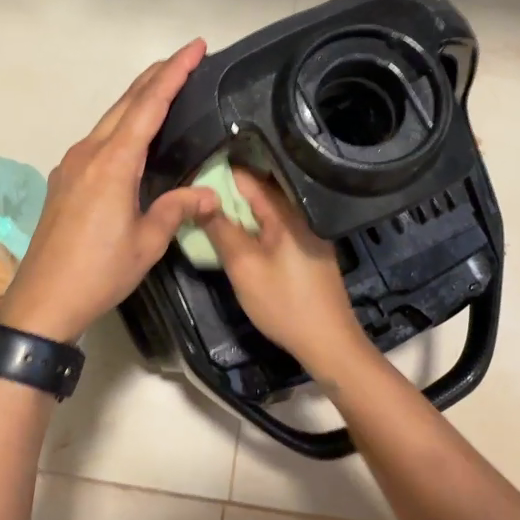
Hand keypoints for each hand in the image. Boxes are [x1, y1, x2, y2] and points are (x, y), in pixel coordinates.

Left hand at [0, 40, 221, 341]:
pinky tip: (133, 136)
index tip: (195, 47)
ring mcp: (71, 165)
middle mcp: (89, 153)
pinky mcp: (63, 180)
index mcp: (113, 163)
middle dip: (156, 77)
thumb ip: (176, 209)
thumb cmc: (100, 272)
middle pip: (125, 103)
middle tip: (186, 59)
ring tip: (165, 89)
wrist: (43, 300)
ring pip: (109, 119)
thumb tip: (208, 194)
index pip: (149, 105)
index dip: (174, 73)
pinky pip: (98, 140)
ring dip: (137, 100)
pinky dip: (121, 125)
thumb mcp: (147, 243)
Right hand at [200, 169, 372, 376]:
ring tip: (210, 219)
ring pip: (266, 212)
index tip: (191, 182)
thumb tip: (200, 198)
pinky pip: (276, 228)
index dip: (217, 176)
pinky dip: (254, 228)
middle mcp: (300, 215)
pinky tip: (238, 240)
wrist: (329, 342)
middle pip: (258, 192)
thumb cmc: (284, 303)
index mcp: (286, 213)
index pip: (248, 177)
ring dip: (239, 214)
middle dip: (226, 195)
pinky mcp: (308, 251)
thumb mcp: (244, 266)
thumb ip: (221, 229)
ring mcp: (307, 233)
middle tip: (195, 202)